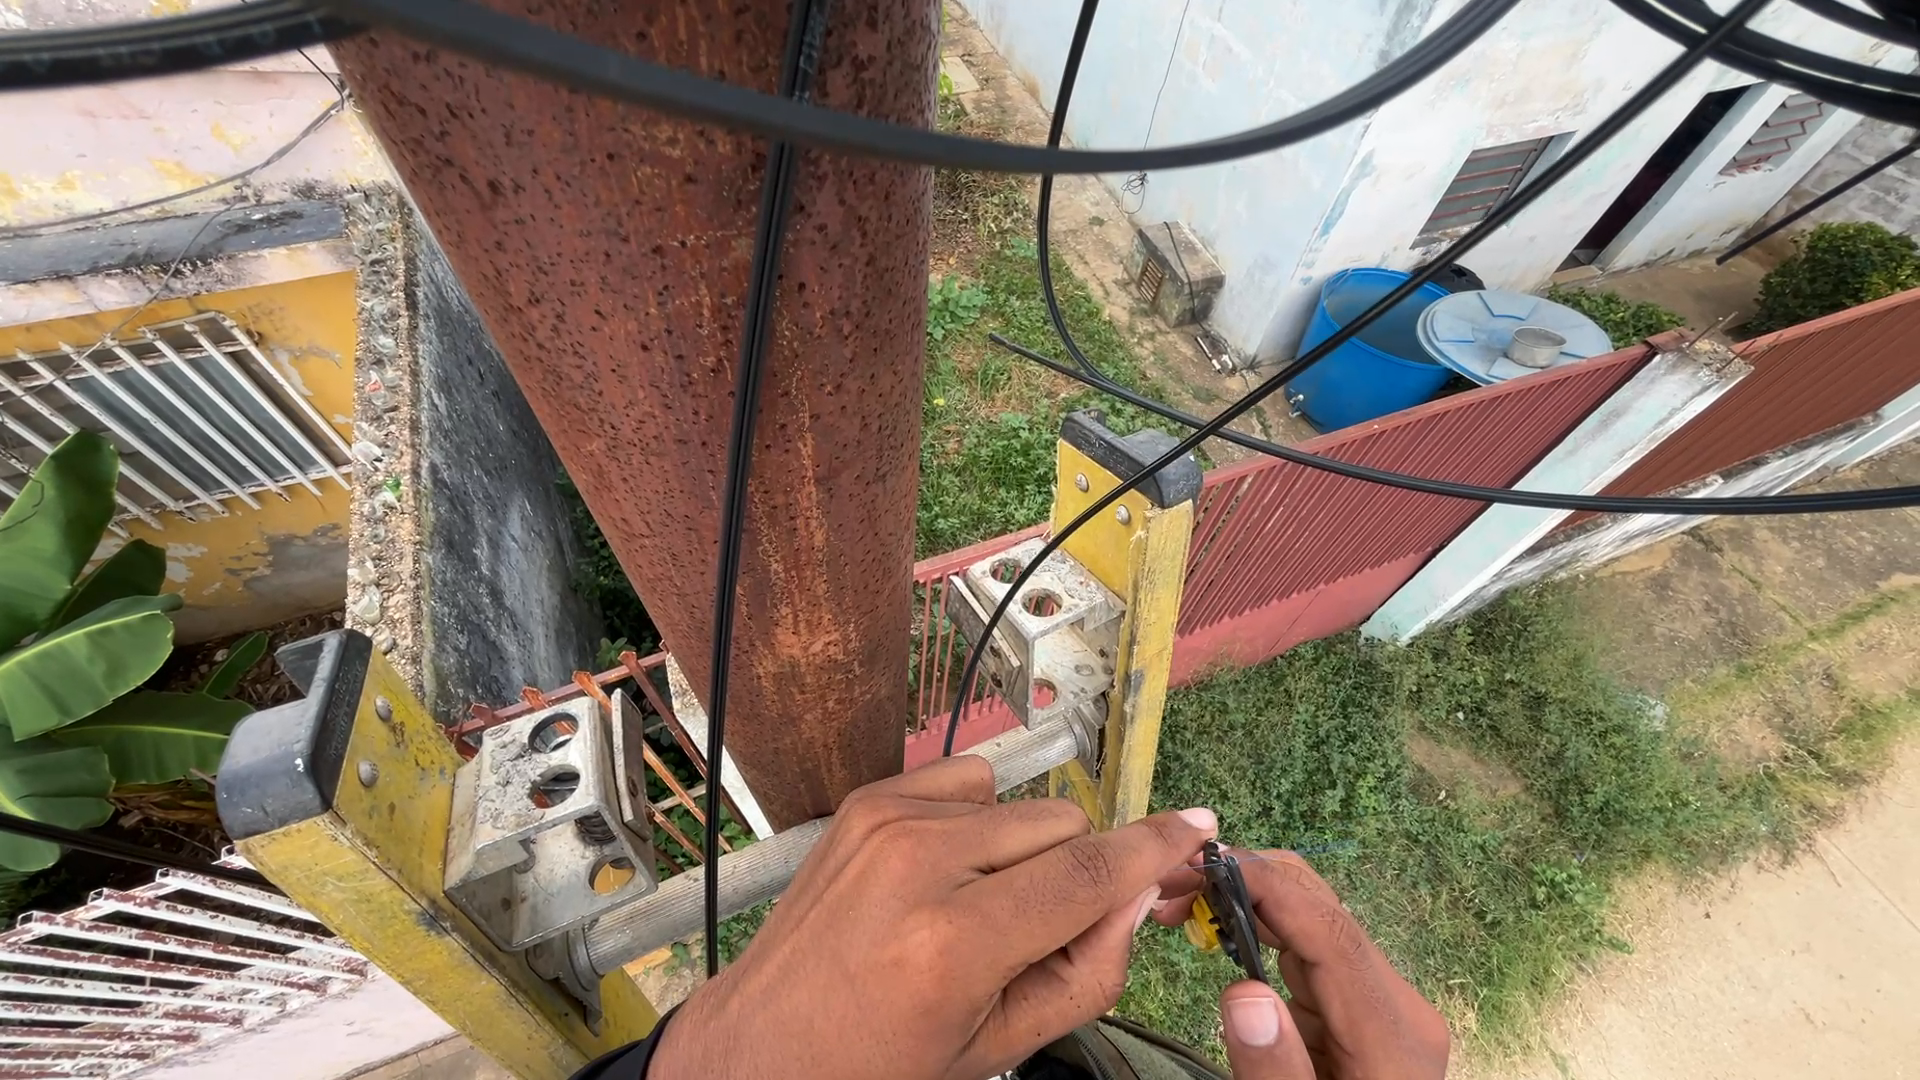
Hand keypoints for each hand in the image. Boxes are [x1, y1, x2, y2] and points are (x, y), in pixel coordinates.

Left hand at [649, 756, 1217, 1079]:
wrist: (763, 1044)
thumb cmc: (885, 1065)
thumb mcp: (1002, 1048)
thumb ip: (1087, 966)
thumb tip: (1135, 887)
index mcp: (955, 942)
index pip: (1088, 874)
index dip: (1154, 848)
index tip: (1197, 825)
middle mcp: (922, 860)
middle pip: (1062, 825)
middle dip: (1073, 869)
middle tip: (1036, 921)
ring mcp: (889, 817)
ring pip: (1020, 802)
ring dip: (1022, 848)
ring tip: (977, 900)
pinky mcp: (869, 796)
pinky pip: (969, 780)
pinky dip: (977, 818)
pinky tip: (945, 866)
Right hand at [1152, 849, 1448, 1078]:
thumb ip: (1274, 1070)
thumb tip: (1243, 991)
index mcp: (1388, 1028)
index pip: (1328, 928)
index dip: (1264, 886)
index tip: (1196, 868)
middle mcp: (1388, 995)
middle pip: (1317, 905)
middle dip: (1242, 877)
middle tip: (1169, 884)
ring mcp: (1370, 991)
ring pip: (1306, 910)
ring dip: (1241, 891)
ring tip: (1179, 899)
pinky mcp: (1349, 995)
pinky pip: (1300, 937)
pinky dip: (1251, 918)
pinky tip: (1212, 921)